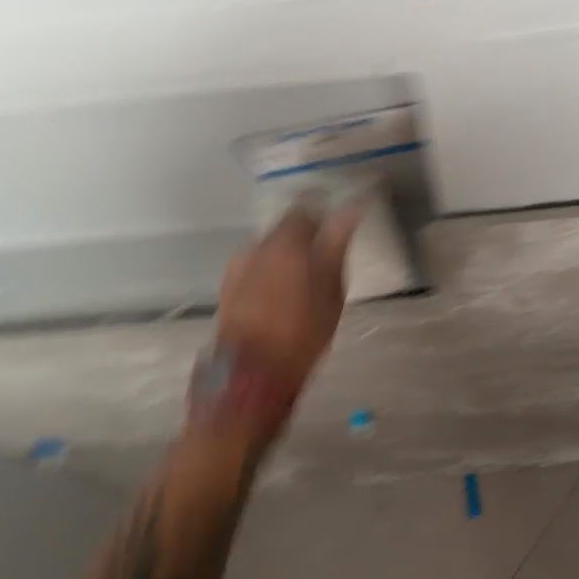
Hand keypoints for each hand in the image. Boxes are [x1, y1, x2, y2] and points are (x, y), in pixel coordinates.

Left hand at [215, 201, 359, 390]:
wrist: (252, 371)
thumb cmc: (302, 330)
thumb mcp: (332, 290)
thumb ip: (337, 244)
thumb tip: (350, 208)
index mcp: (287, 239)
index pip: (306, 206)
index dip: (323, 213)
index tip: (337, 226)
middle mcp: (259, 243)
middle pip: (285, 227)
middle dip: (304, 236)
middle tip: (323, 257)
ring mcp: (240, 263)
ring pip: (269, 247)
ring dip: (285, 255)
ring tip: (300, 280)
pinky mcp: (228, 285)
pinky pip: (255, 266)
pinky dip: (269, 272)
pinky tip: (278, 294)